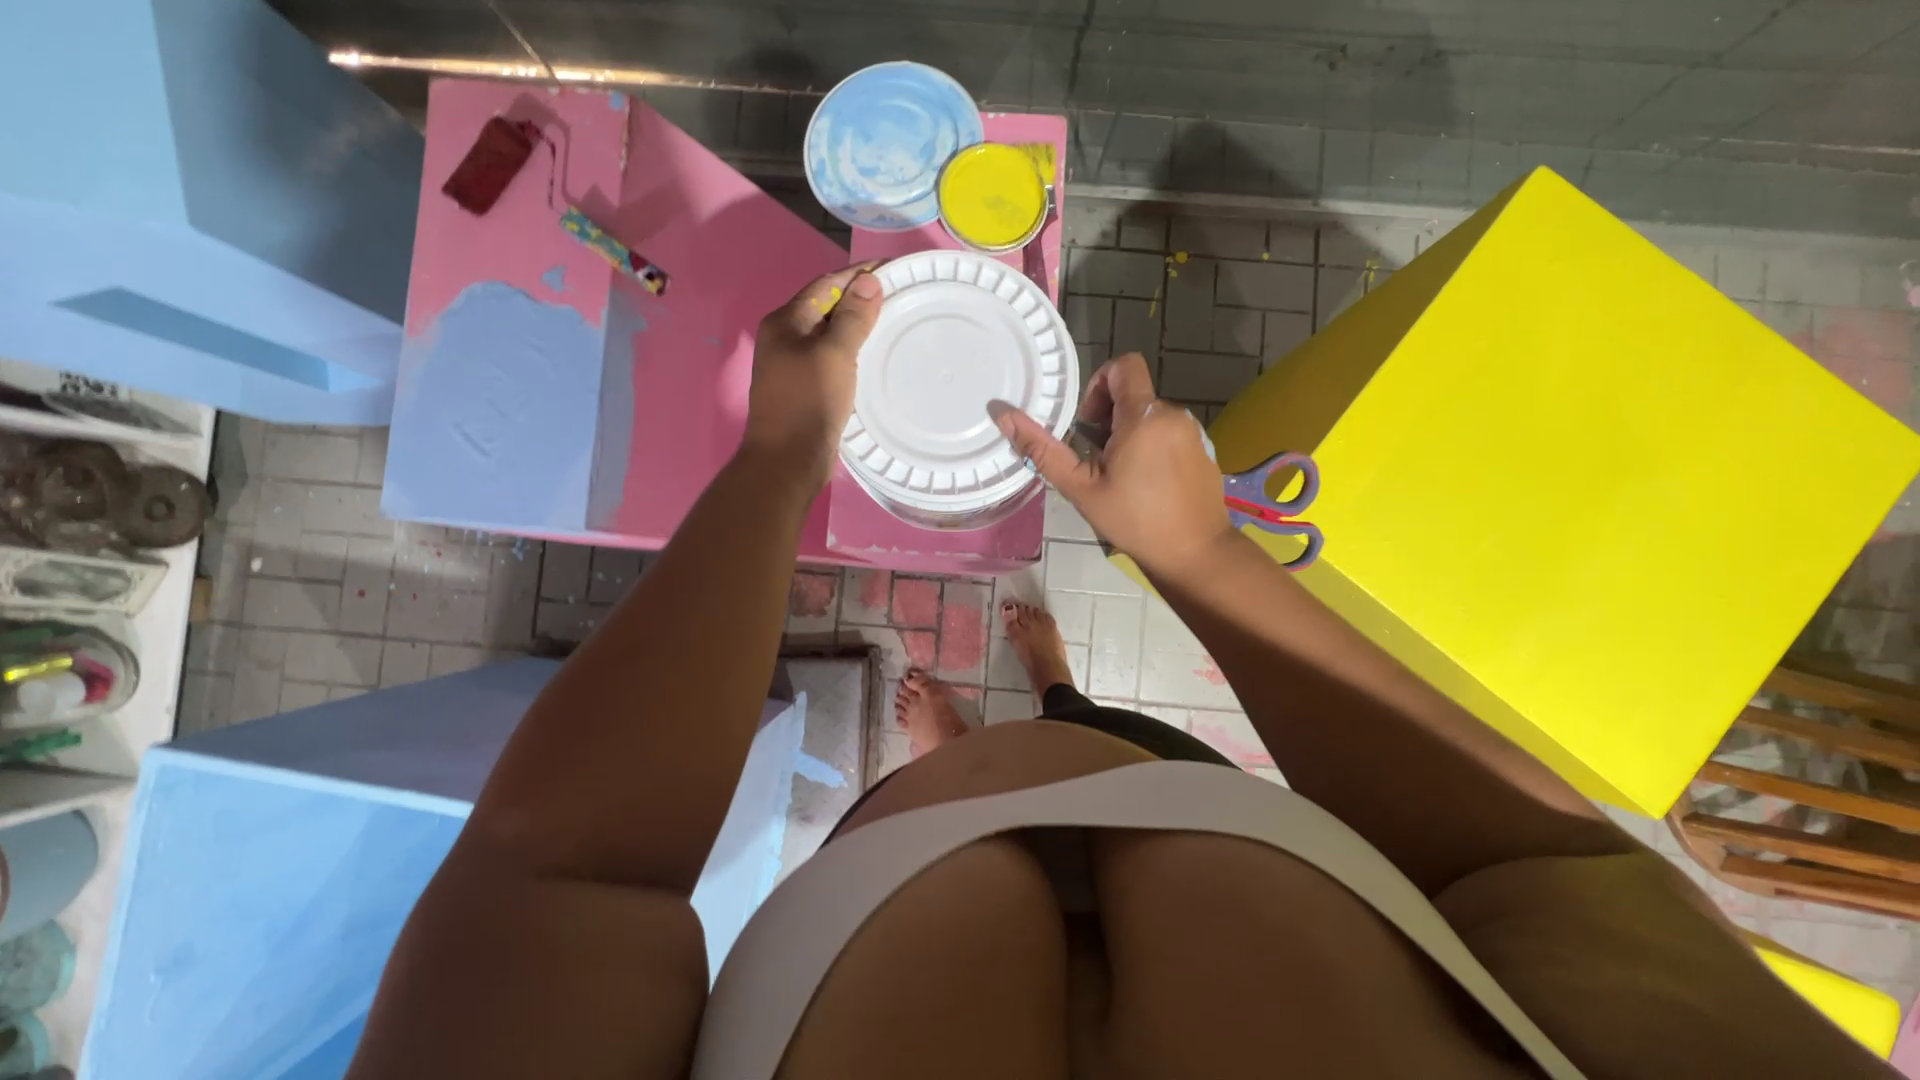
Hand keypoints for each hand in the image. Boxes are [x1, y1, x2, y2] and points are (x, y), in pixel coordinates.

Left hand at [742, 263, 884, 482]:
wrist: (787, 461)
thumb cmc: (808, 403)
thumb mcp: (834, 354)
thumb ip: (852, 317)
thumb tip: (869, 280)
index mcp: (785, 322)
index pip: (825, 284)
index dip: (858, 274)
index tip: (893, 269)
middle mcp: (785, 339)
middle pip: (827, 307)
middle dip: (860, 299)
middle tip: (901, 296)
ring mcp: (794, 365)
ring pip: (831, 335)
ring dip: (858, 327)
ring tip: (894, 323)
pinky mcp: (806, 389)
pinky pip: (833, 359)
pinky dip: (854, 353)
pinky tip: (874, 358)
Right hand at [992, 353, 1232, 572]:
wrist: (1195, 552)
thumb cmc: (1134, 521)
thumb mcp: (1081, 488)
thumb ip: (1042, 449)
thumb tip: (1003, 414)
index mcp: (1143, 416)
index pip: (1124, 365)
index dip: (1099, 382)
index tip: (1089, 421)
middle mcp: (1173, 414)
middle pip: (1133, 394)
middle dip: (1110, 418)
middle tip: (1097, 460)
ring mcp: (1192, 431)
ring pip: (1150, 416)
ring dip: (1129, 435)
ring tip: (1120, 476)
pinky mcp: (1203, 449)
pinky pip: (1169, 433)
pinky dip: (1151, 447)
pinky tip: (1146, 484)